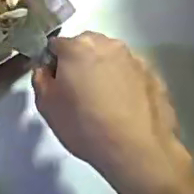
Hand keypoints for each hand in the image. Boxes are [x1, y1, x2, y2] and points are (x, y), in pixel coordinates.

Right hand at [32, 32, 193, 193]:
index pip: (56, 45)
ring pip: (110, 58)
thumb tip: (45, 69)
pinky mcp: (152, 73)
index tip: (56, 85)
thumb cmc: (85, 126)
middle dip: (79, 64)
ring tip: (104, 104)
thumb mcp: (47, 107)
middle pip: (86, 46)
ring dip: (104, 72)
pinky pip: (130, 73)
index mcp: (78, 47)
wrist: (137, 148)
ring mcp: (133, 57)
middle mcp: (108, 44)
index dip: (53, 64)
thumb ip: (40, 80)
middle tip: (79, 94)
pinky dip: (125, 83)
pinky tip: (124, 108)